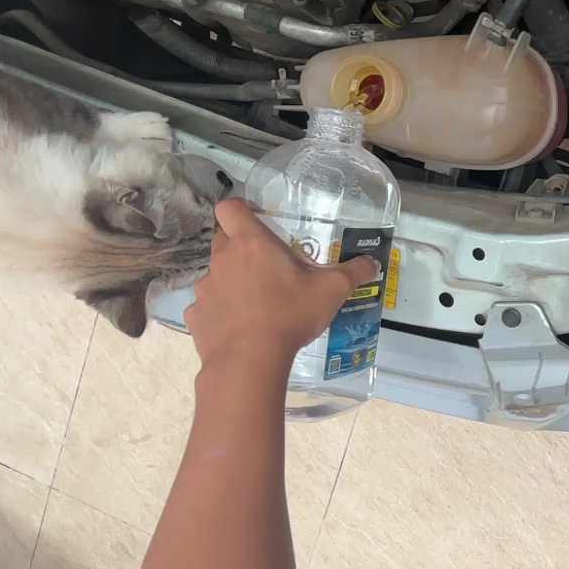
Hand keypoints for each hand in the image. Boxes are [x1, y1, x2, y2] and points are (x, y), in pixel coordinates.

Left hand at [184, 200, 378, 379]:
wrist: (250, 360)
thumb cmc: (290, 313)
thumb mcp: (333, 290)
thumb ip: (355, 272)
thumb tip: (373, 263)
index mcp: (252, 243)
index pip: (229, 208)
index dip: (241, 208)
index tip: (258, 218)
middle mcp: (223, 259)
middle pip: (225, 239)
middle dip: (244, 247)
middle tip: (270, 264)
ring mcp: (205, 288)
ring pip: (218, 273)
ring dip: (235, 280)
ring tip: (259, 301)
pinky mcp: (196, 315)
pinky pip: (210, 305)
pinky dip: (224, 310)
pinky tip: (244, 325)